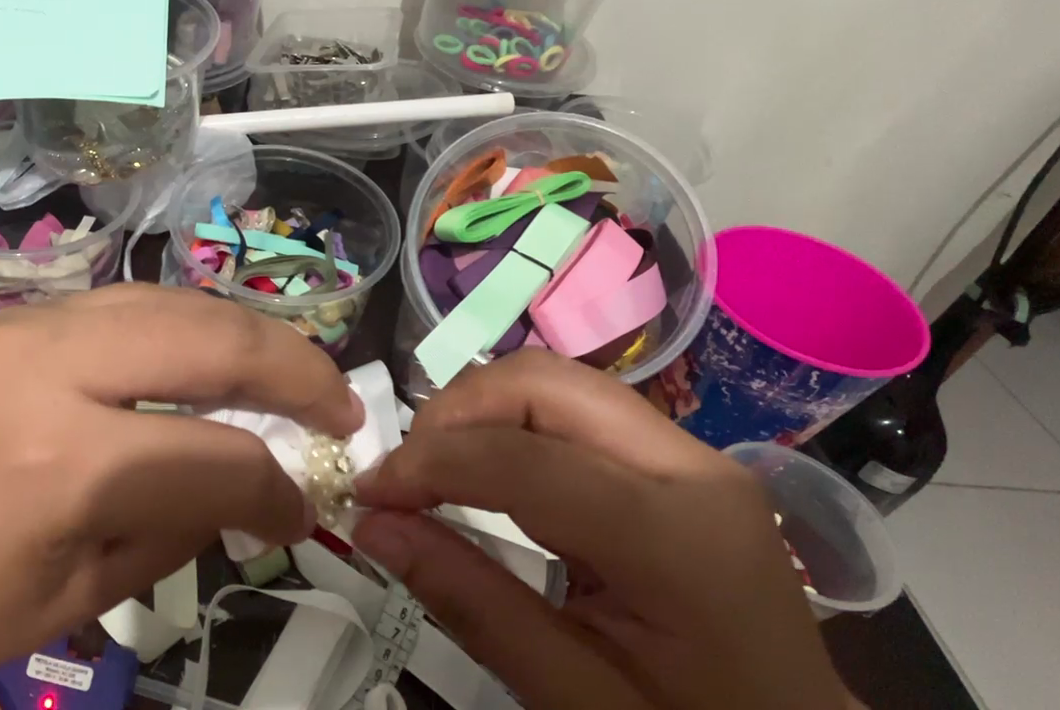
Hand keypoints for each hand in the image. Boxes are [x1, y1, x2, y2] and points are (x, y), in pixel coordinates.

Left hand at [0, 285, 362, 709]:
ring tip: (288, 375)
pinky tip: (205, 357)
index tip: (309, 503)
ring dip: (242, 334)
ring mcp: (21, 327)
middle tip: (341, 406)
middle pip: (208, 337)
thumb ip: (180, 525)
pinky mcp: (5, 321)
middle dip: (294, 368)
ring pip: (169, 301)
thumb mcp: (75, 596)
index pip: (215, 452)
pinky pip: (120, 306)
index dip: (279, 483)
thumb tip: (262, 487)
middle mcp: (46, 365)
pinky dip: (182, 326)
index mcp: (60, 460)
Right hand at [353, 350, 857, 709]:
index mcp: (680, 540)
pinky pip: (574, 410)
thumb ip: (472, 602)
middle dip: (454, 412)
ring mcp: (690, 455)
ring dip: (479, 411)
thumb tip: (374, 526)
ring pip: (556, 381)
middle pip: (544, 382)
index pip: (526, 461)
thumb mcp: (577, 699)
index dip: (430, 463)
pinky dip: (510, 423)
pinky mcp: (676, 458)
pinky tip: (483, 468)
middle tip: (405, 473)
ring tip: (433, 470)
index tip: (367, 492)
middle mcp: (692, 468)